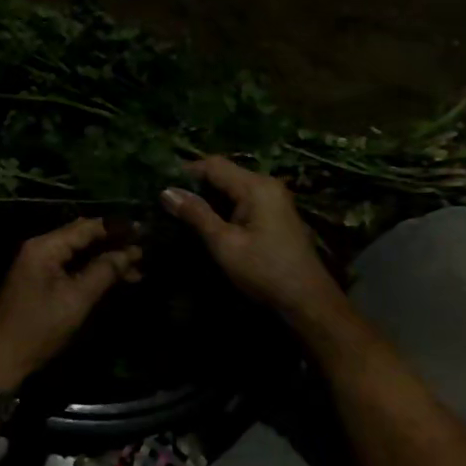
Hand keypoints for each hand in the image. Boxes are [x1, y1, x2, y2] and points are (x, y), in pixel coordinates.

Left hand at [0, 218, 142, 389]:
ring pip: (79, 254)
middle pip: (83, 237)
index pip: (87, 227)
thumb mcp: (76, 300)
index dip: (117, 228)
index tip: (144, 229)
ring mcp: (39, 265)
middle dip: (114, 243)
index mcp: (45, 247)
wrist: (2, 359)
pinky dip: (93, 271)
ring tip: (138, 268)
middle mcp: (40, 249)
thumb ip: (104, 272)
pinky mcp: (41, 281)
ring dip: (106, 259)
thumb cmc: (39, 328)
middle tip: (145, 250)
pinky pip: (71, 267)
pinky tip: (115, 278)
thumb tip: (130, 252)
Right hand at [161, 157, 346, 321]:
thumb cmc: (264, 271)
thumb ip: (196, 214)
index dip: (185, 172)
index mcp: (256, 186)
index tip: (159, 185)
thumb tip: (166, 191)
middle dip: (194, 185)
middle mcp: (266, 185)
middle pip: (223, 174)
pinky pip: (241, 201)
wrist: (306, 300)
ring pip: (231, 188)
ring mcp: (273, 200)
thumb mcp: (224, 243)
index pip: (213, 165)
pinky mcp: (274, 215)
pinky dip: (222, 207)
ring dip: (207, 197)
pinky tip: (204, 221)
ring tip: (178, 211)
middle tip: (165, 201)